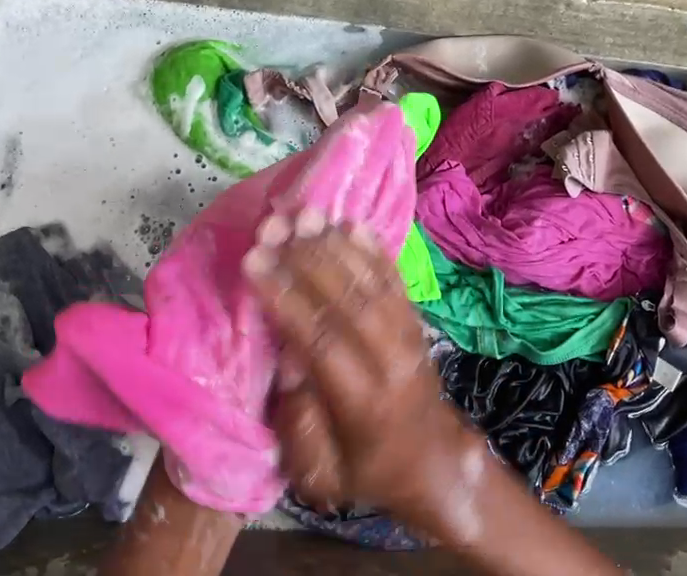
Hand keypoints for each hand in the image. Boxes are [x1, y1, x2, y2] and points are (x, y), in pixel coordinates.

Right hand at [243, 219, 493, 544]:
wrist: (433, 460)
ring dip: (336, 245)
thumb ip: (302, 424)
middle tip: (272, 227)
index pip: (320, 338)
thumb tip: (288, 364)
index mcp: (363, 402)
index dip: (286, 297)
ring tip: (305, 214)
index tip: (254, 261)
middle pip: (346, 299)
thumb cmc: (366, 469)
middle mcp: (390, 360)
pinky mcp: (415, 321)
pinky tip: (351, 224)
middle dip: (305, 259)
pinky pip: (394, 279)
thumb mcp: (322, 473)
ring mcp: (409, 335)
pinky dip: (373, 250)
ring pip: (371, 282)